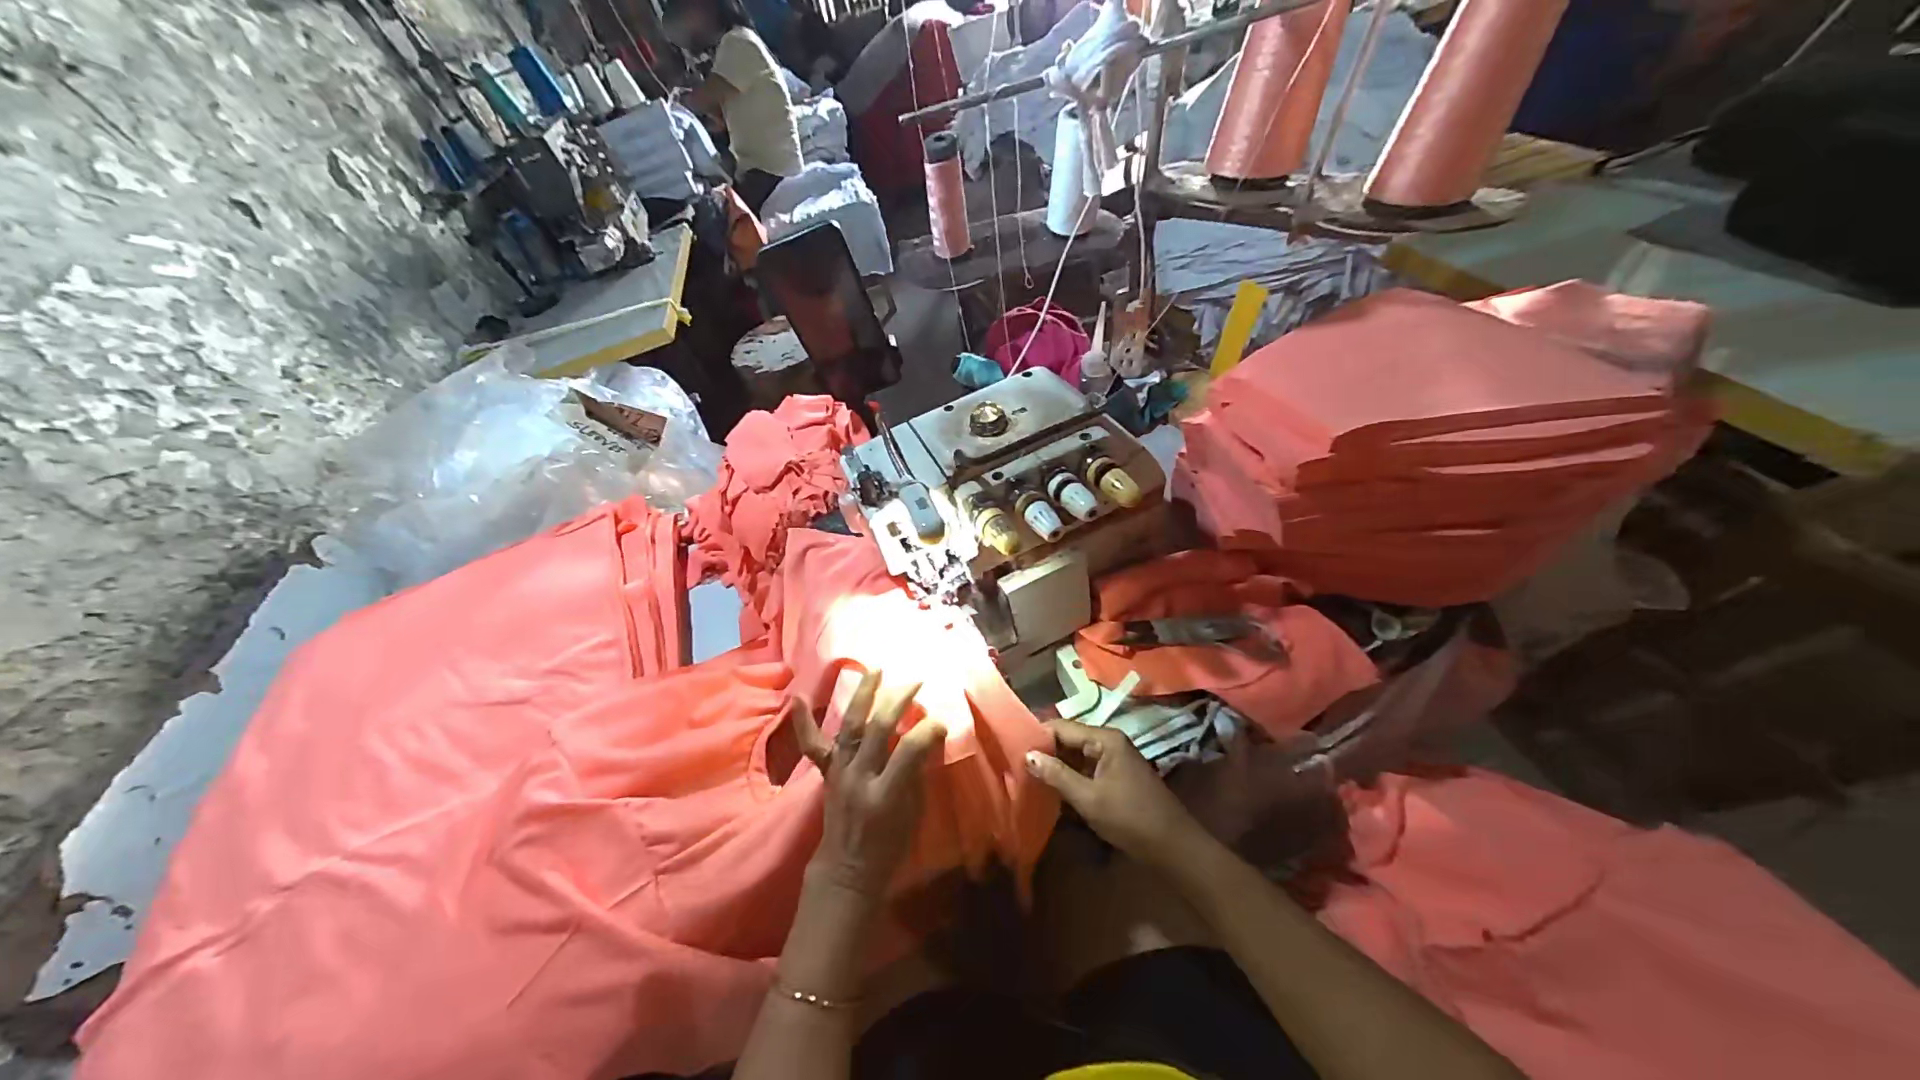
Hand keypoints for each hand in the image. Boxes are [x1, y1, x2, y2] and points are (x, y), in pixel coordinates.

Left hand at [792, 671, 943, 901]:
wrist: (847, 871)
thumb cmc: (889, 847)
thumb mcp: (914, 814)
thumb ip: (918, 773)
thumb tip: (928, 735)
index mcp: (886, 795)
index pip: (909, 750)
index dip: (928, 730)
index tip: (940, 721)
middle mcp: (859, 778)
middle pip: (878, 729)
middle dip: (899, 701)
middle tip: (915, 683)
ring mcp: (840, 774)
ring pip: (851, 726)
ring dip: (864, 695)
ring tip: (876, 670)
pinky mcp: (828, 773)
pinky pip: (814, 745)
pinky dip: (805, 721)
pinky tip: (800, 697)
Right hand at [1025, 719, 1208, 868]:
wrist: (1173, 847)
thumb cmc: (1130, 819)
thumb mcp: (1088, 798)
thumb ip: (1057, 775)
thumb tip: (1027, 755)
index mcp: (1105, 739)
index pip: (1062, 727)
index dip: (1037, 735)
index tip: (1011, 747)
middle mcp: (1110, 742)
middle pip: (1069, 739)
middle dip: (1045, 751)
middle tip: (1015, 764)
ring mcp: (1114, 759)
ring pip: (1076, 756)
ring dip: (1056, 766)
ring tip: (1027, 776)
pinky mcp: (1115, 777)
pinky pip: (1086, 769)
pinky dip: (1069, 777)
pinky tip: (1051, 789)